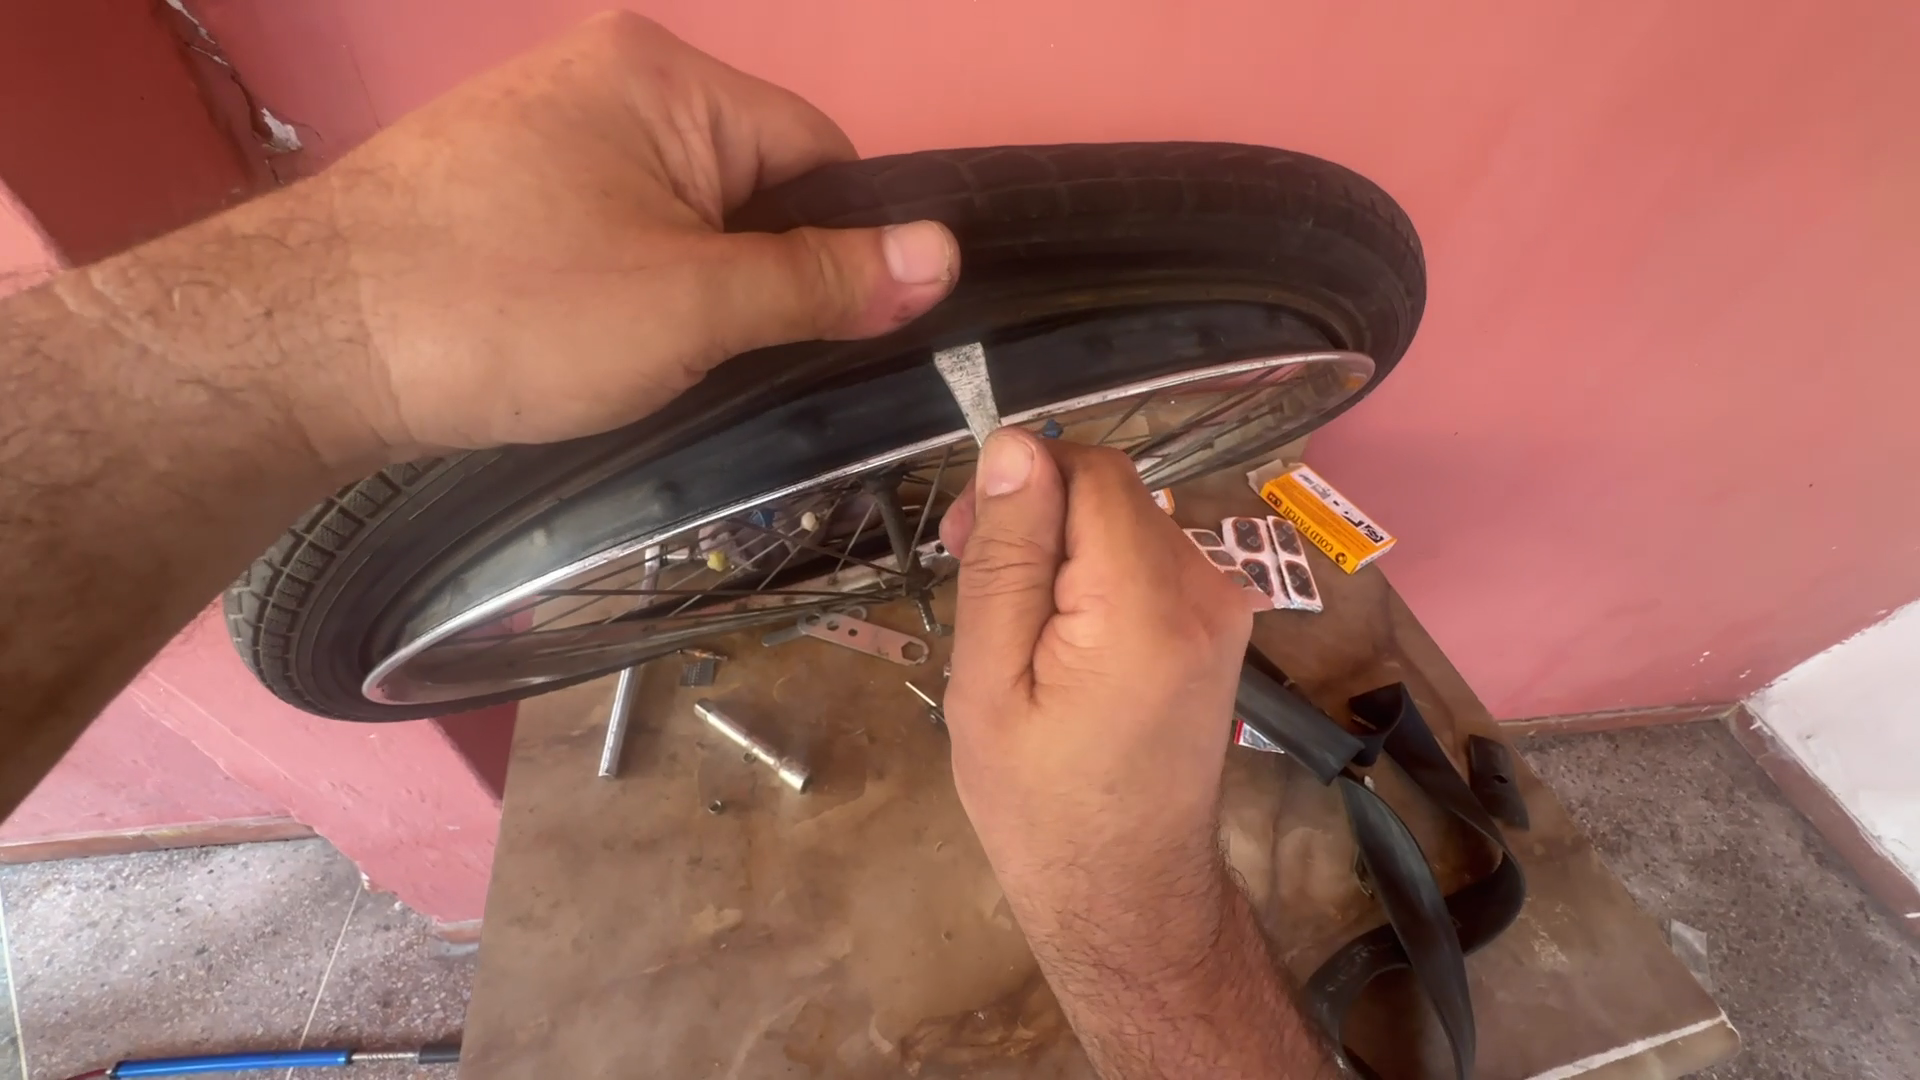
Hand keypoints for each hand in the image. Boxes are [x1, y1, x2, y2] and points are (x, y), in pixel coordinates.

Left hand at [208, 11, 957, 464]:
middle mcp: (622, 86)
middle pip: (765, 188)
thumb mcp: (696, 303)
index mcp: (671, 82)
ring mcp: (571, 138)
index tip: (844, 322)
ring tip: (689, 354)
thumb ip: (823, 278)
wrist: (312, 351)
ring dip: (722, 290)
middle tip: (751, 351)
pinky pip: (647, 236)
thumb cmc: (517, 311)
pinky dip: (667, 291)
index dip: (851, 241)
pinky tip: (638, 340)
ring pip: (707, 222)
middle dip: (778, 273)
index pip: (821, 153)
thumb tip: (945, 253)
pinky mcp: (535, 193)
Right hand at [939, 428, 1259, 967]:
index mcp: (1146, 604)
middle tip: (978, 581)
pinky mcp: (1220, 623)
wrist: (1126, 892)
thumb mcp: (989, 680)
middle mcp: (1206, 588)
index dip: (1021, 483)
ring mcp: (1224, 605)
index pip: (1092, 472)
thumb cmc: (1038, 801)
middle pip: (1111, 491)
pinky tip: (1062, 630)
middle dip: (1037, 515)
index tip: (965, 536)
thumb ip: (1006, 557)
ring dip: (1062, 545)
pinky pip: (1146, 557)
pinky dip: (1095, 572)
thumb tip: (1013, 446)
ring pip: (1125, 520)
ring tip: (1017, 619)